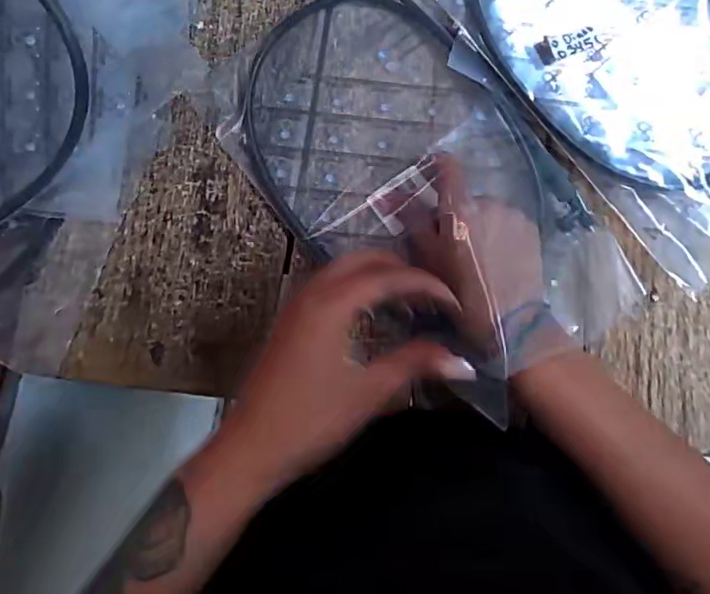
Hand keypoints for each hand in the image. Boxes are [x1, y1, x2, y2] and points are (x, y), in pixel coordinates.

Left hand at [212, 251, 474, 491]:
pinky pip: (332, 283)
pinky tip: (374, 314)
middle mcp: (314, 290)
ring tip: (410, 299)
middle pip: (366, 259)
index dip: (426, 285)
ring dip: (379, 275)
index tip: (455, 302)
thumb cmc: (309, 421)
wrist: (248, 451)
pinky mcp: (292, 317)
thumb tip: (461, 361)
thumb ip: (414, 365)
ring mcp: (298, 302)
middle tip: (433, 294)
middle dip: (402, 269)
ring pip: (346, 268)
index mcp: (333, 303)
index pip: (389, 277)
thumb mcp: (368, 394)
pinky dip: (359, 285)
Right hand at [402, 153, 559, 364]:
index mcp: (461, 209)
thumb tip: (388, 195)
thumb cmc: (463, 297)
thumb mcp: (429, 260)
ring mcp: (513, 214)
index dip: (434, 167)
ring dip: (478, 224)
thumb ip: (411, 221)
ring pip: (486, 211)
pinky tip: (497, 259)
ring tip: (476, 258)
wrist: (513, 326)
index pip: (448, 167)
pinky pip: (506, 221)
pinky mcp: (530, 228)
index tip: (425, 177)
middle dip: (454, 215)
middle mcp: (490, 202)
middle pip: (464, 197)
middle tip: (449, 247)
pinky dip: (498, 232)